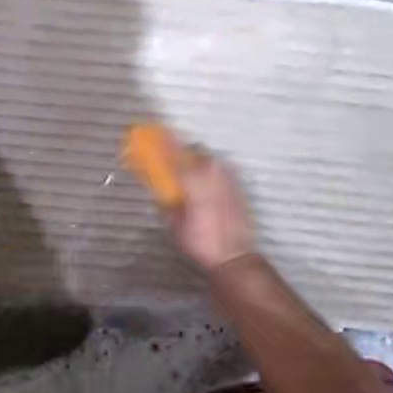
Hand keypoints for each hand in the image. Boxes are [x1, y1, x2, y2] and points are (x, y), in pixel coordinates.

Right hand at [165, 148, 256, 269]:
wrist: (234, 256)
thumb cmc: (202, 243)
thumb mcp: (176, 224)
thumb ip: (168, 204)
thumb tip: (162, 194)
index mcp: (193, 182)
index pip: (175, 155)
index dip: (164, 144)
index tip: (153, 137)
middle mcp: (212, 176)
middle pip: (196, 151)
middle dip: (184, 151)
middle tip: (173, 159)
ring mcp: (228, 180)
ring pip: (211, 160)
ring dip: (199, 161)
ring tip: (190, 172)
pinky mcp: (239, 188)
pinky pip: (223, 171)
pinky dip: (212, 173)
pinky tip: (208, 184)